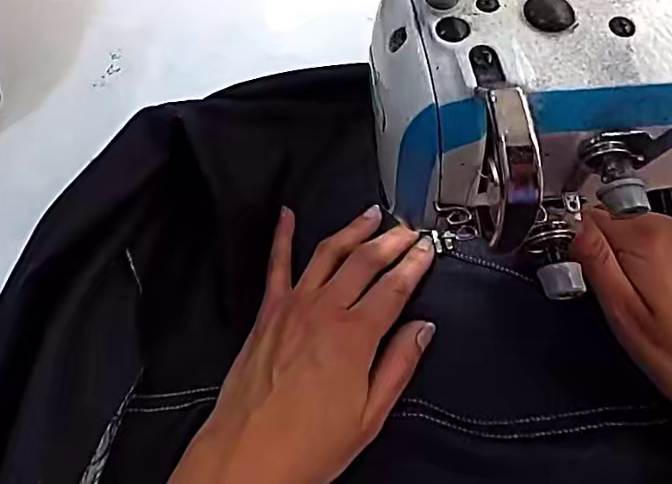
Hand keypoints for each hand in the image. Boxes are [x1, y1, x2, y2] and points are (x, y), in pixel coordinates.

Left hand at [170, 206, 436, 483]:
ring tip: (372, 214)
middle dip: (393, 239)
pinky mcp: (268, 312)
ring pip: (331, 252)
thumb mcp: (368, 418)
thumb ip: (400, 366)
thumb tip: (423, 330)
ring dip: (355, 228)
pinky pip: (277, 264)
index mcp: (355, 336)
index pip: (396, 285)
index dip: (416, 262)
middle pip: (367, 260)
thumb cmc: (306, 449)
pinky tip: (287, 216)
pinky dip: (282, 237)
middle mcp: (326, 311)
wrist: (244, 464)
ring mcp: (295, 306)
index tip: (427, 248)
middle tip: (409, 230)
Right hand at [571, 207, 671, 411]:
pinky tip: (644, 296)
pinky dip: (632, 263)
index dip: (578, 247)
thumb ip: (593, 258)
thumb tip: (572, 223)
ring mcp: (671, 235)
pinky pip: (636, 242)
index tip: (584, 277)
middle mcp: (660, 226)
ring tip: (630, 301)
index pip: (586, 218)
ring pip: (617, 232)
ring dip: (614, 260)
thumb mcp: (621, 310)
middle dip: (596, 254)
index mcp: (644, 236)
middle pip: (602, 222)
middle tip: (611, 296)